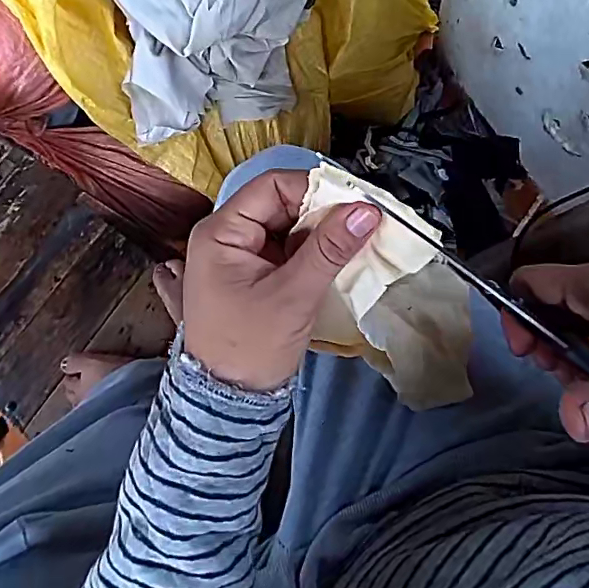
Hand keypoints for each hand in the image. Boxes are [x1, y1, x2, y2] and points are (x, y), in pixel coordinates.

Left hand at [182, 169, 381, 389]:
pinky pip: (287, 247)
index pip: (272, 186)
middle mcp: (225, 235)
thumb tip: (367, 209)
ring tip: (353, 242)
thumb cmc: (251, 347)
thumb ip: (330, 248)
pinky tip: (337, 257)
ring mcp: (239, 254)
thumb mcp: (294, 295)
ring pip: (288, 225)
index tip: (354, 204)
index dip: (315, 189)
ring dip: (321, 232)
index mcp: (221, 232)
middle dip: (322, 212)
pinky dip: (313, 249)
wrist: (228, 401)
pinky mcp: (254, 272)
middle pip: (282, 203)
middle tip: (359, 225)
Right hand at [502, 260, 588, 442]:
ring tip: (582, 384)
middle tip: (558, 376)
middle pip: (546, 300)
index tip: (526, 353)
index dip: (517, 314)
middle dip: (541, 339)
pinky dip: (582, 348)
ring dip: (562, 349)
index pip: (533, 282)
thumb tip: (570, 423)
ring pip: (567, 314)